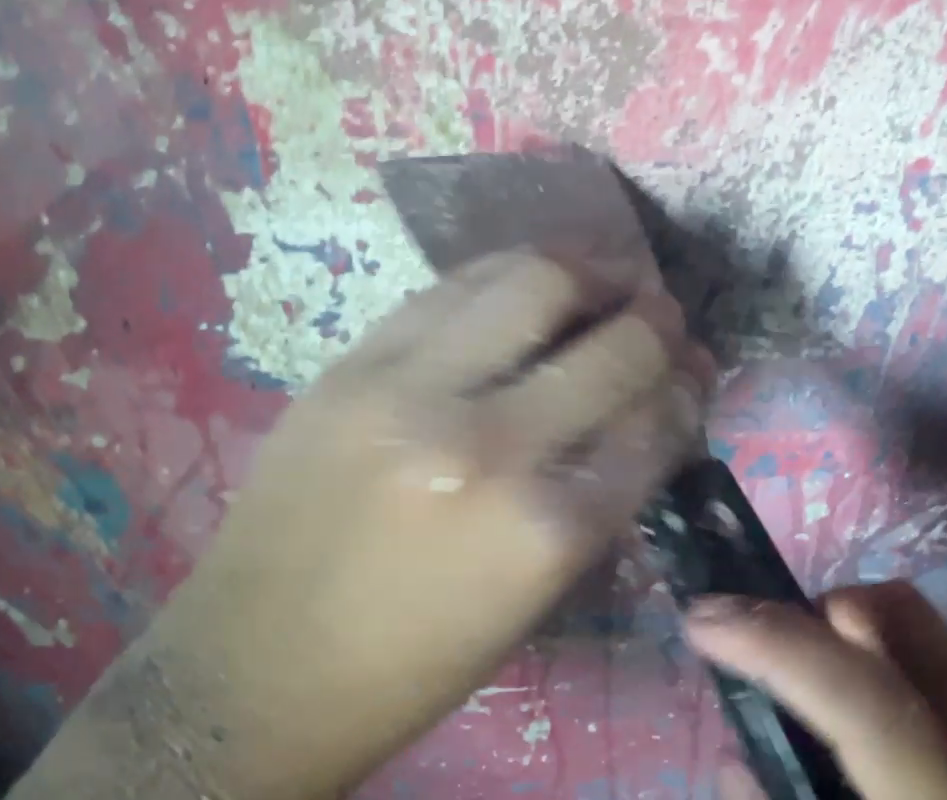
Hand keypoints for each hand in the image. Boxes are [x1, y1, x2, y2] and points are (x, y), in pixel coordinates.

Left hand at [14, 252, 712, 799]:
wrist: (250, 677)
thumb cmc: (419, 657)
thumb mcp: (540, 591)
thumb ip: (610, 485)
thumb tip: (664, 396)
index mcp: (545, 530)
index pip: (655, 420)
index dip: (689, 382)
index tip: (696, 363)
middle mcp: (486, 447)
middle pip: (613, 344)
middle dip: (657, 320)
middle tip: (663, 311)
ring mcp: (408, 393)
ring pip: (533, 282)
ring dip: (590, 270)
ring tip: (607, 275)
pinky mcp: (350, 365)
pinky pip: (454, 287)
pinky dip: (510, 274)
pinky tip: (532, 281)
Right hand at [685, 581, 946, 799]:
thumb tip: (734, 760)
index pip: (869, 701)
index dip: (777, 645)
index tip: (702, 617)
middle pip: (906, 620)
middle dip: (817, 616)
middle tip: (764, 659)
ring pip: (928, 633)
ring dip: (851, 638)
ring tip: (804, 690)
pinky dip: (888, 670)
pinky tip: (863, 732)